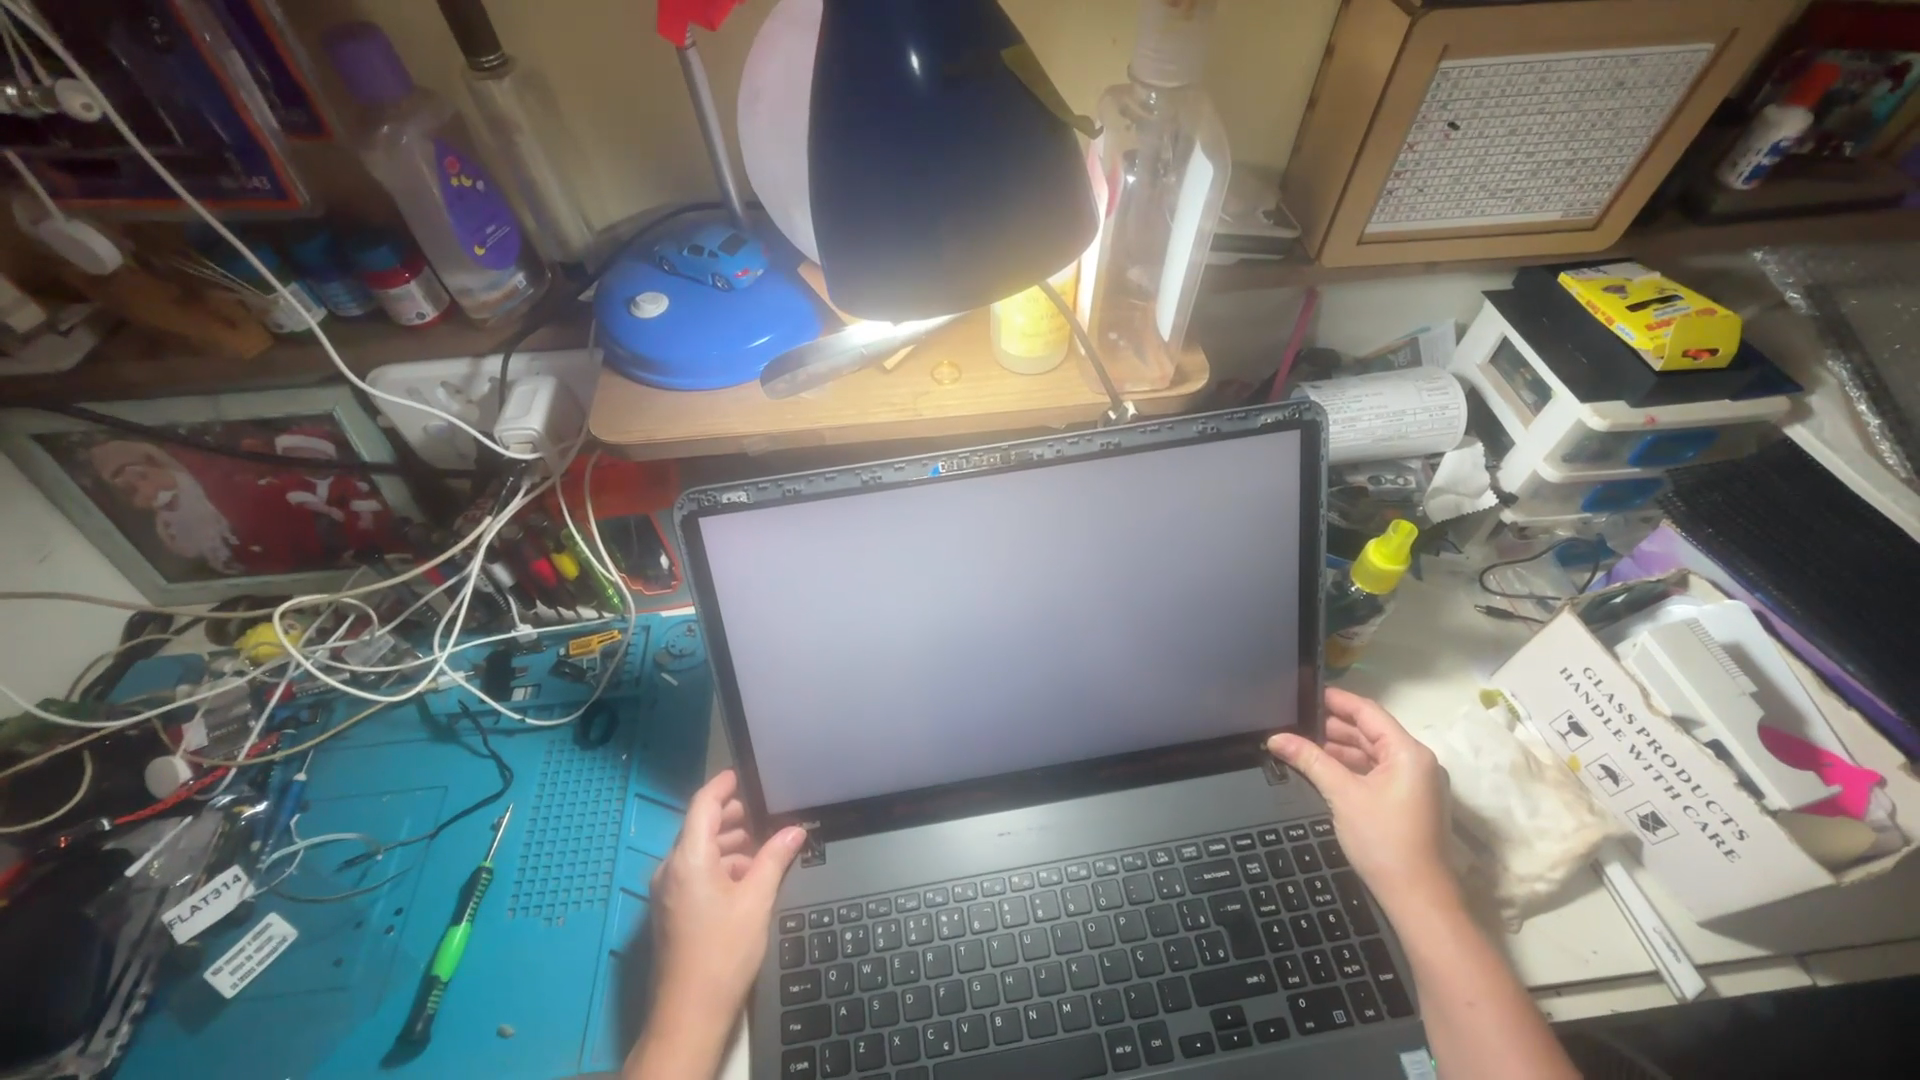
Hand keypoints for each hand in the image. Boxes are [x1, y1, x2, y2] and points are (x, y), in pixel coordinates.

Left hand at [647, 770, 805, 1034]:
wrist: (689, 1013)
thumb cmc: (723, 950)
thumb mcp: (757, 899)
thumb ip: (775, 858)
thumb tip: (795, 830)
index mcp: (688, 859)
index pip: (702, 805)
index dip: (722, 786)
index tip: (741, 776)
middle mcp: (671, 870)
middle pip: (699, 828)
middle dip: (731, 818)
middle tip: (763, 813)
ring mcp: (668, 892)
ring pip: (698, 853)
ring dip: (728, 845)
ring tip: (762, 847)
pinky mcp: (672, 912)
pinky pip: (695, 874)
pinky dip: (720, 867)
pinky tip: (747, 878)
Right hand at [1267, 688, 1456, 916]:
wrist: (1417, 897)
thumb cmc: (1383, 840)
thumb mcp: (1341, 794)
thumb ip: (1309, 760)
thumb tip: (1275, 738)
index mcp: (1408, 753)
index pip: (1369, 712)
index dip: (1338, 701)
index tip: (1307, 693)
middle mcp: (1417, 762)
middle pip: (1372, 732)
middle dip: (1335, 727)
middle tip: (1297, 721)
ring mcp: (1417, 783)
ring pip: (1373, 754)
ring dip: (1342, 748)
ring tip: (1304, 744)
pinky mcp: (1410, 801)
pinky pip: (1378, 772)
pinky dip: (1352, 768)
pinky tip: (1325, 768)